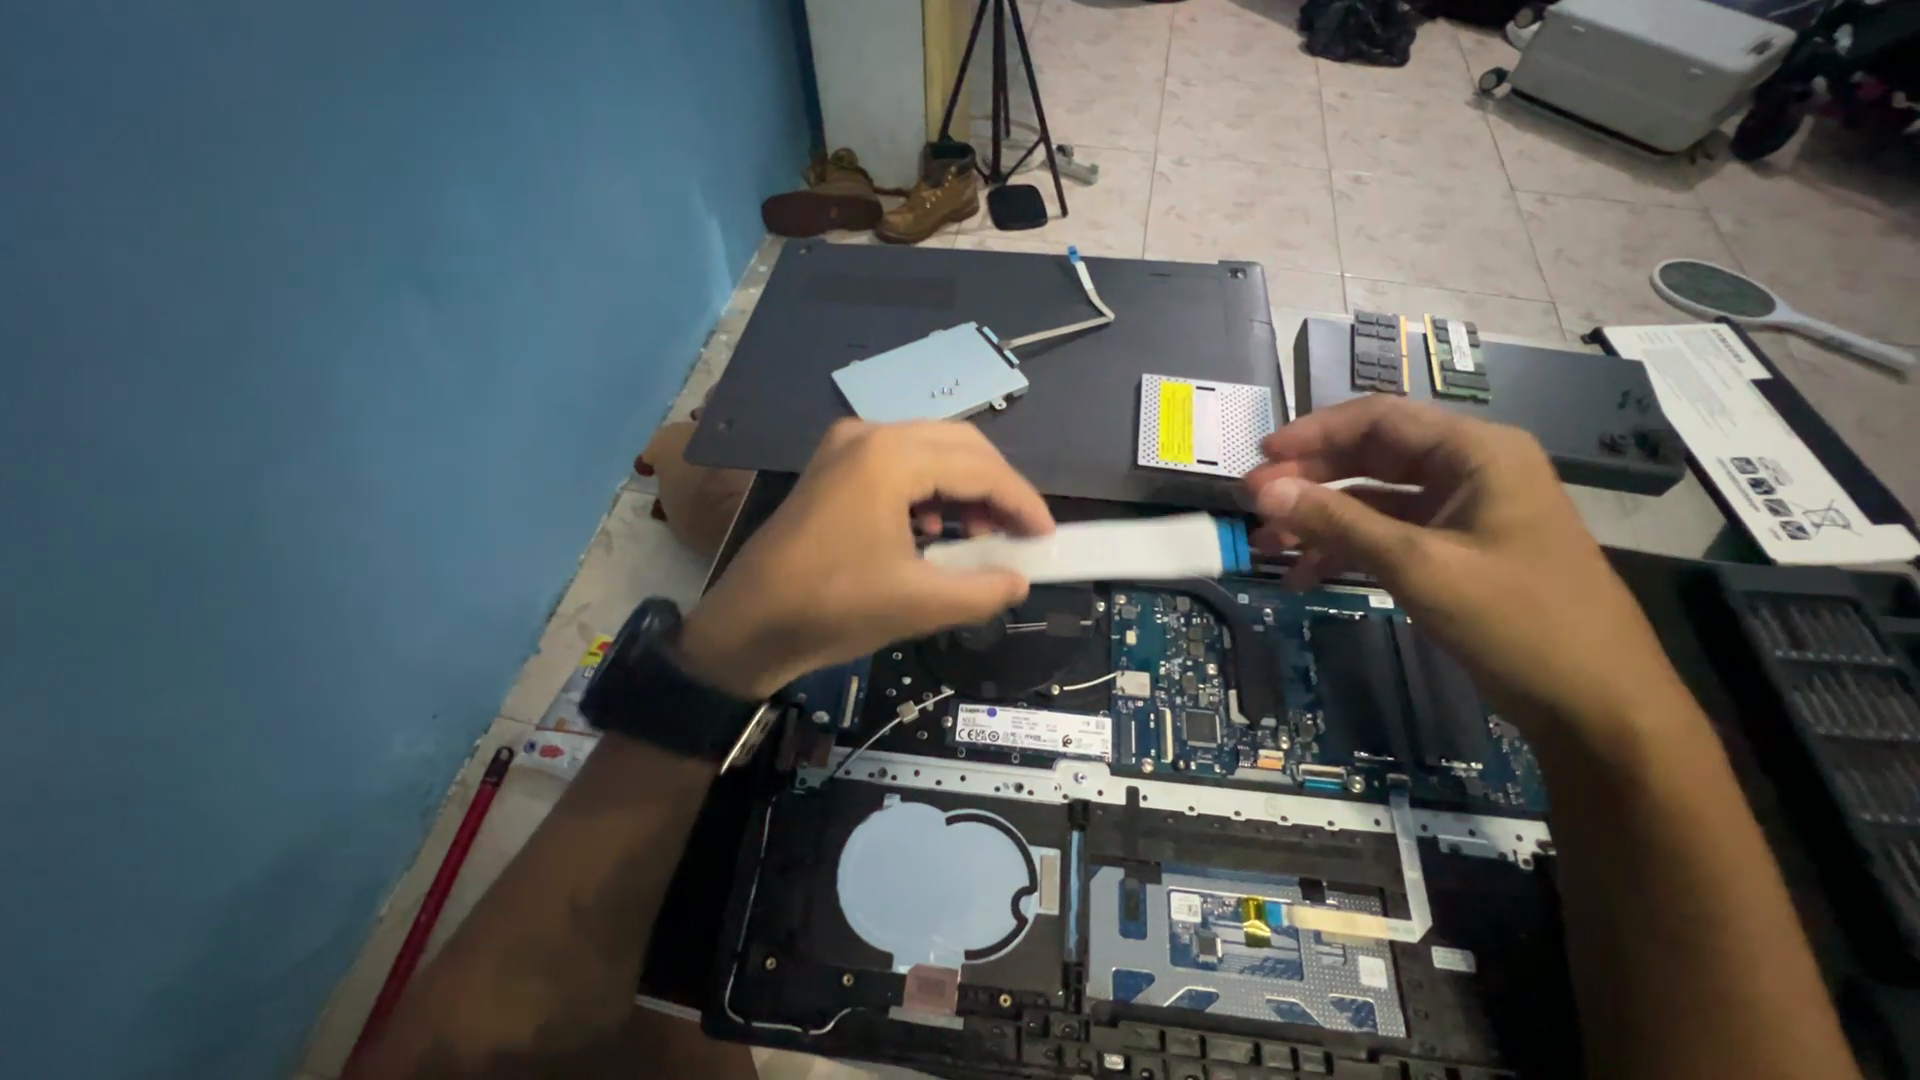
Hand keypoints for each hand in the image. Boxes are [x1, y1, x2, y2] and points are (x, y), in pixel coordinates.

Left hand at [676, 420, 1054, 699]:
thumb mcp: (920, 605)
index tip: (1047, 535)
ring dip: (964, 487)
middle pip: (960, 446)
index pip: (980, 469)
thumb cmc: (832, 609)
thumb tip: (1019, 579)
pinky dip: (929, 489)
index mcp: (890, 457)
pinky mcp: (833, 465)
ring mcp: (846, 446)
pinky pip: (899, 462)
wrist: (747, 625)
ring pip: (930, 450)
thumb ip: (984, 589)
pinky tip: (934, 529)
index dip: (1022, 502)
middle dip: (997, 488)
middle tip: (1020, 533)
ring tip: (981, 535)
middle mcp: (869, 435)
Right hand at [1243, 396, 1687, 741]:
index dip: (1312, 434)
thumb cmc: (1518, 620)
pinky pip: (1390, 535)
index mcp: (1477, 452)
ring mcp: (1466, 512)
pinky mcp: (1459, 552)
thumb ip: (1338, 522)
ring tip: (1269, 547)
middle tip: (1254, 505)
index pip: (1379, 419)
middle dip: (1310, 480)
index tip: (1259, 459)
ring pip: (1376, 498)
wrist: (1597, 703)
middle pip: (1373, 456)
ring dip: (1322, 519)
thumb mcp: (1419, 566)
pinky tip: (1308, 576)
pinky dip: (1348, 549)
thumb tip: (1264, 490)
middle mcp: (1471, 470)